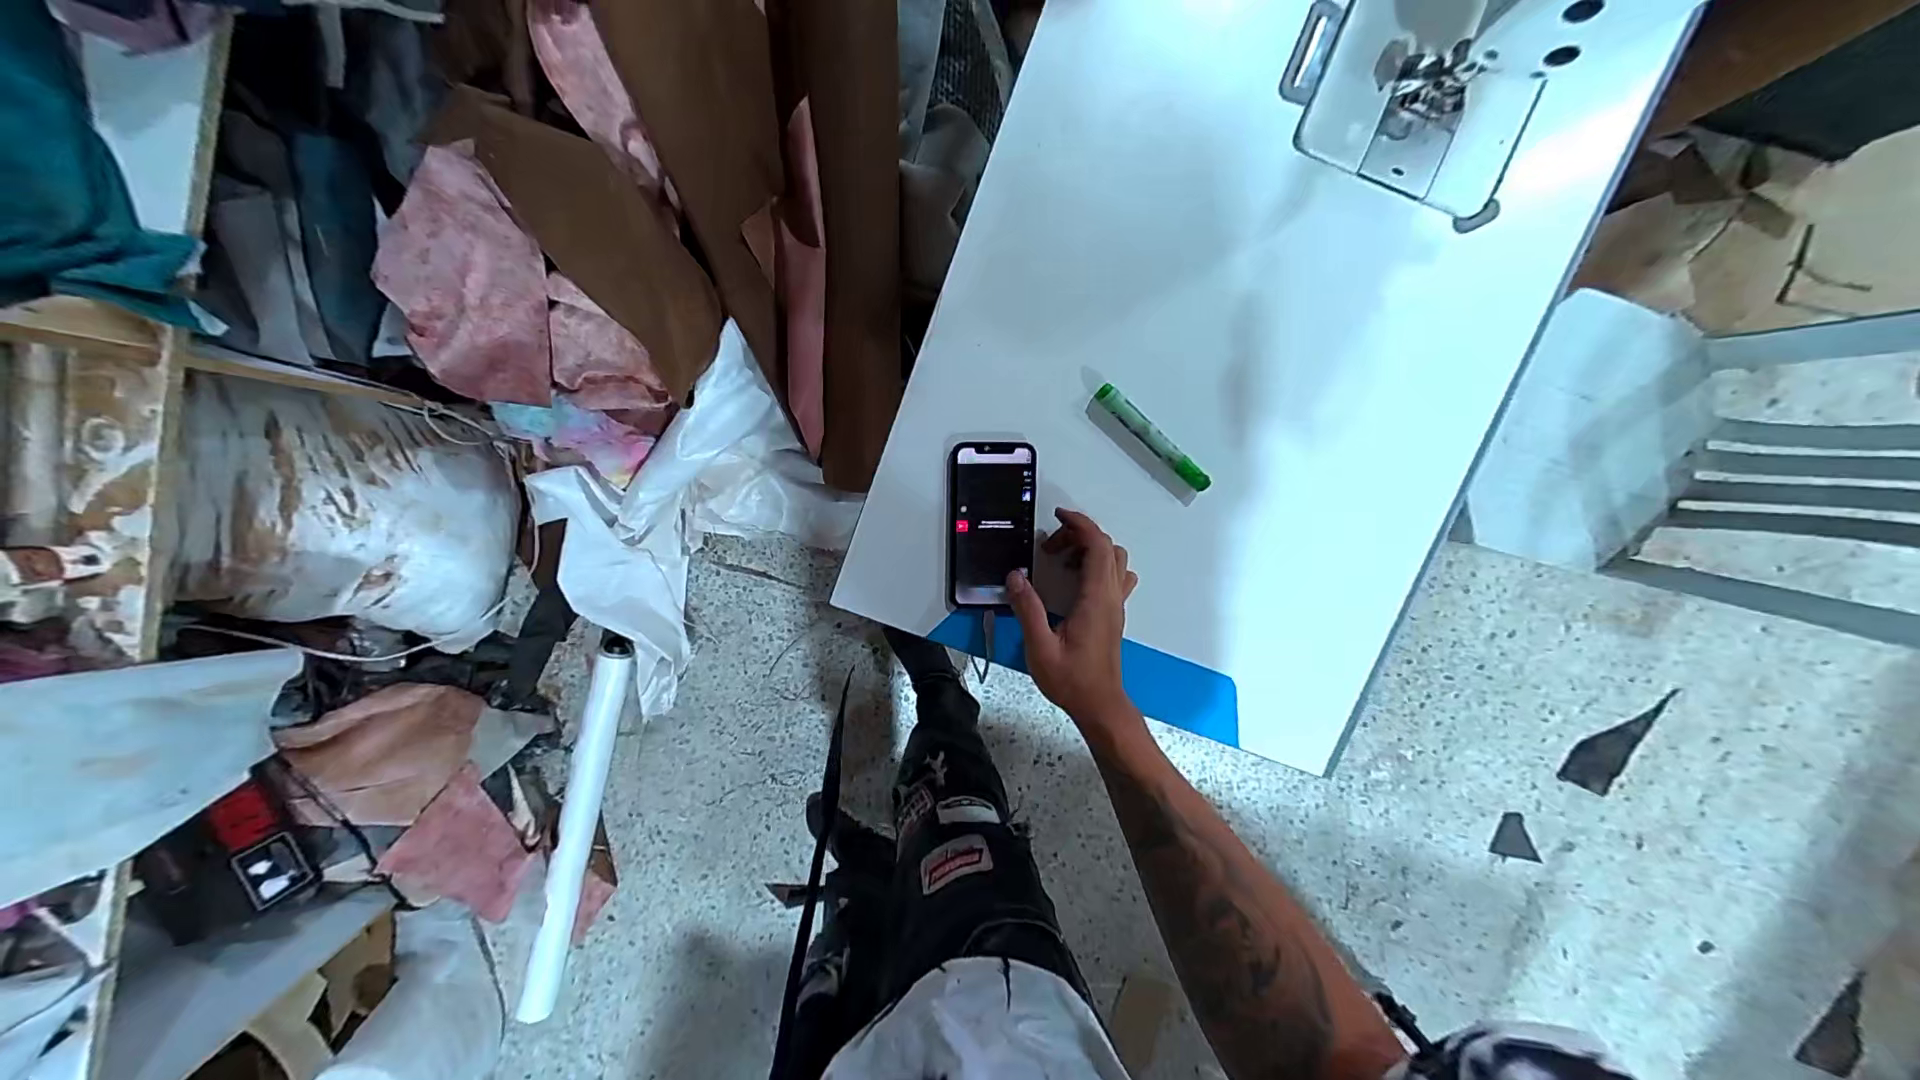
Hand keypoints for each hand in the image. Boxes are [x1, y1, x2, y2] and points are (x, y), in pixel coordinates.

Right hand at [1006, 509, 1145, 748]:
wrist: (1100, 704)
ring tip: (1061, 560)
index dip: (1080, 524)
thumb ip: (1027, 608)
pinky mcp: (1114, 615)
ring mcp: (1116, 605)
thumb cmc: (1071, 679)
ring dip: (1091, 550)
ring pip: (1115, 560)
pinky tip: (1076, 580)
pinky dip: (1098, 565)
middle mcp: (1112, 596)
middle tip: (1049, 547)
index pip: (1097, 546)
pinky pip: (1115, 577)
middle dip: (1079, 536)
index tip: (1058, 516)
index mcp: (1096, 598)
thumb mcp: (1040, 646)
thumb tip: (1015, 576)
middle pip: (1107, 548)